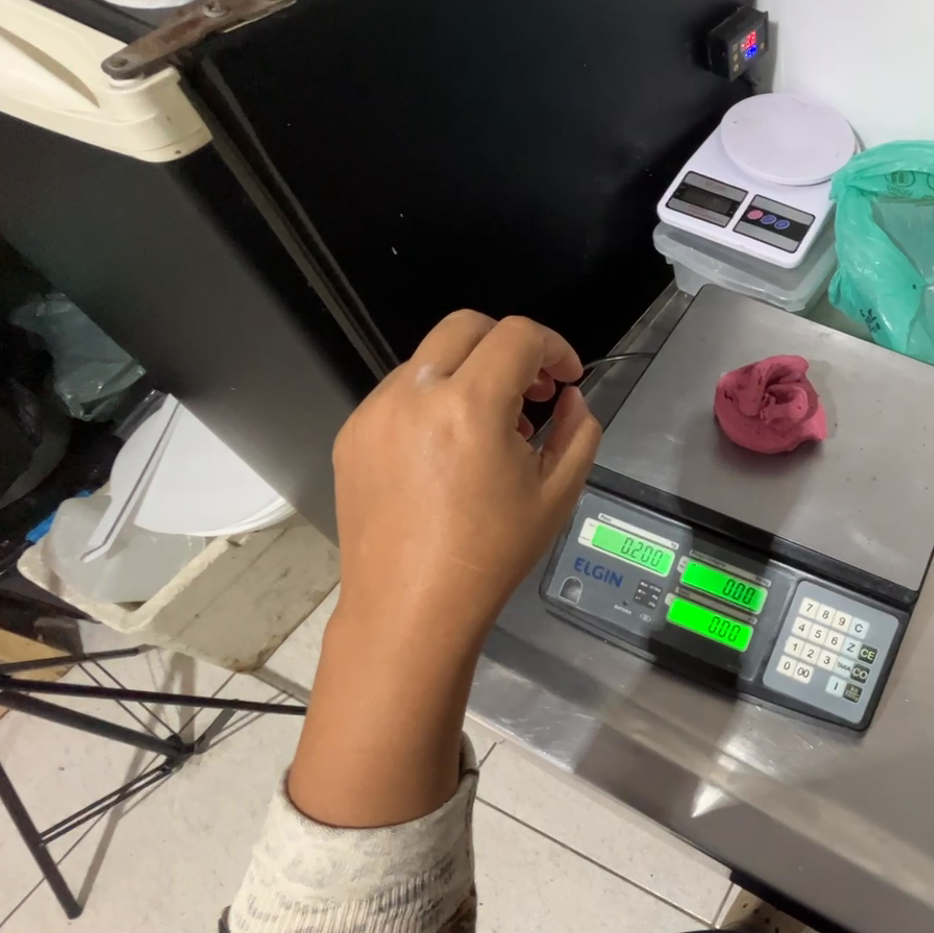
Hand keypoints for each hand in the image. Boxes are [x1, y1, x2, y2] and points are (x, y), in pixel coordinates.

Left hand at [290, 312, 600, 826]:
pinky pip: (404, 392)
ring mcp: (375, 412)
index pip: (518, 335)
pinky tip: (455, 449)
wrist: (410, 607)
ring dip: (474, 372)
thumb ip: (580, 431)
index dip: (555, 347)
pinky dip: (439, 399)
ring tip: (497, 428)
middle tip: (536, 391)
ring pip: (432, 357)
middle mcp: (415, 395)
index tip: (567, 380)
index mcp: (471, 407)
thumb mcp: (560, 492)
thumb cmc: (494, 552)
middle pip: (467, 326)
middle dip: (513, 346)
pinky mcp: (353, 434)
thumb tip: (570, 401)